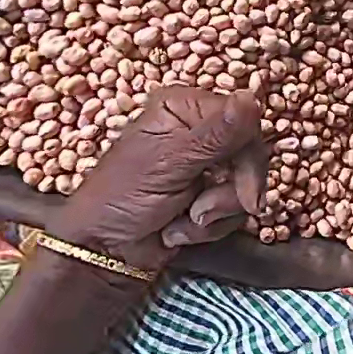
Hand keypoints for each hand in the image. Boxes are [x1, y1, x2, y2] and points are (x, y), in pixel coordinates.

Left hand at [54, 87, 265, 274]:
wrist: (101, 254)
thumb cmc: (122, 199)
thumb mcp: (169, 163)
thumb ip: (215, 134)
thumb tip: (251, 99)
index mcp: (185, 107)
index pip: (244, 120)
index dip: (249, 157)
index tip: (247, 193)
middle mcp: (200, 129)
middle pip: (250, 153)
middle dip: (229, 193)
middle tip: (200, 215)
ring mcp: (205, 163)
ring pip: (245, 185)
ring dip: (215, 212)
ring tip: (183, 222)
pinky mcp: (208, 194)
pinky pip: (234, 208)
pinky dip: (210, 227)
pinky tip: (179, 231)